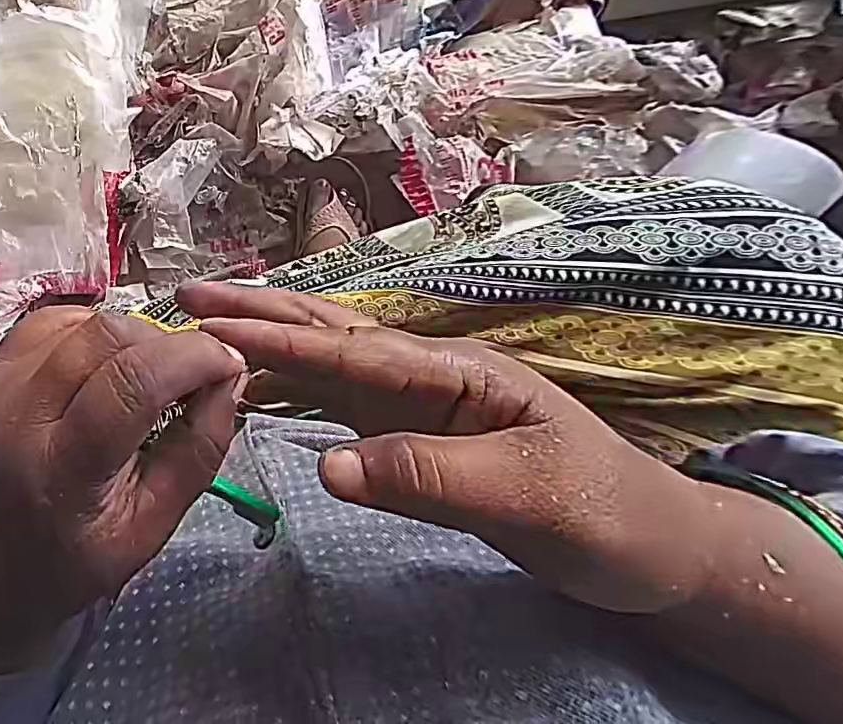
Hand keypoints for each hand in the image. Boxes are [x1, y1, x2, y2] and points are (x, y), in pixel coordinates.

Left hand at [0, 307, 243, 670]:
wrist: (5, 557)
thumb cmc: (80, 554)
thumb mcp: (154, 525)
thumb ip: (198, 448)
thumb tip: (228, 377)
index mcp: (60, 470)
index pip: (130, 383)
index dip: (190, 358)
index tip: (226, 362)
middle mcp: (16, 415)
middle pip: (105, 337)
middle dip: (164, 342)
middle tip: (190, 371)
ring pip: (81, 321)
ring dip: (130, 335)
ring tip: (147, 373)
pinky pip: (52, 321)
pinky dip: (92, 330)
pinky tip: (105, 363)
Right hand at [176, 282, 713, 613]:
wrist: (655, 548)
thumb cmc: (606, 514)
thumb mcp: (530, 498)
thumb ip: (427, 475)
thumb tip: (329, 467)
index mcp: (449, 368)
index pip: (345, 350)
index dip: (275, 340)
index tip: (211, 329)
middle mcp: (418, 367)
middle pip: (322, 328)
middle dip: (253, 309)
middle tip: (187, 295)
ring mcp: (406, 392)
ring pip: (317, 352)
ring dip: (260, 336)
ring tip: (203, 326)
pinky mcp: (398, 421)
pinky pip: (326, 392)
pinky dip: (281, 379)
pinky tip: (250, 382)